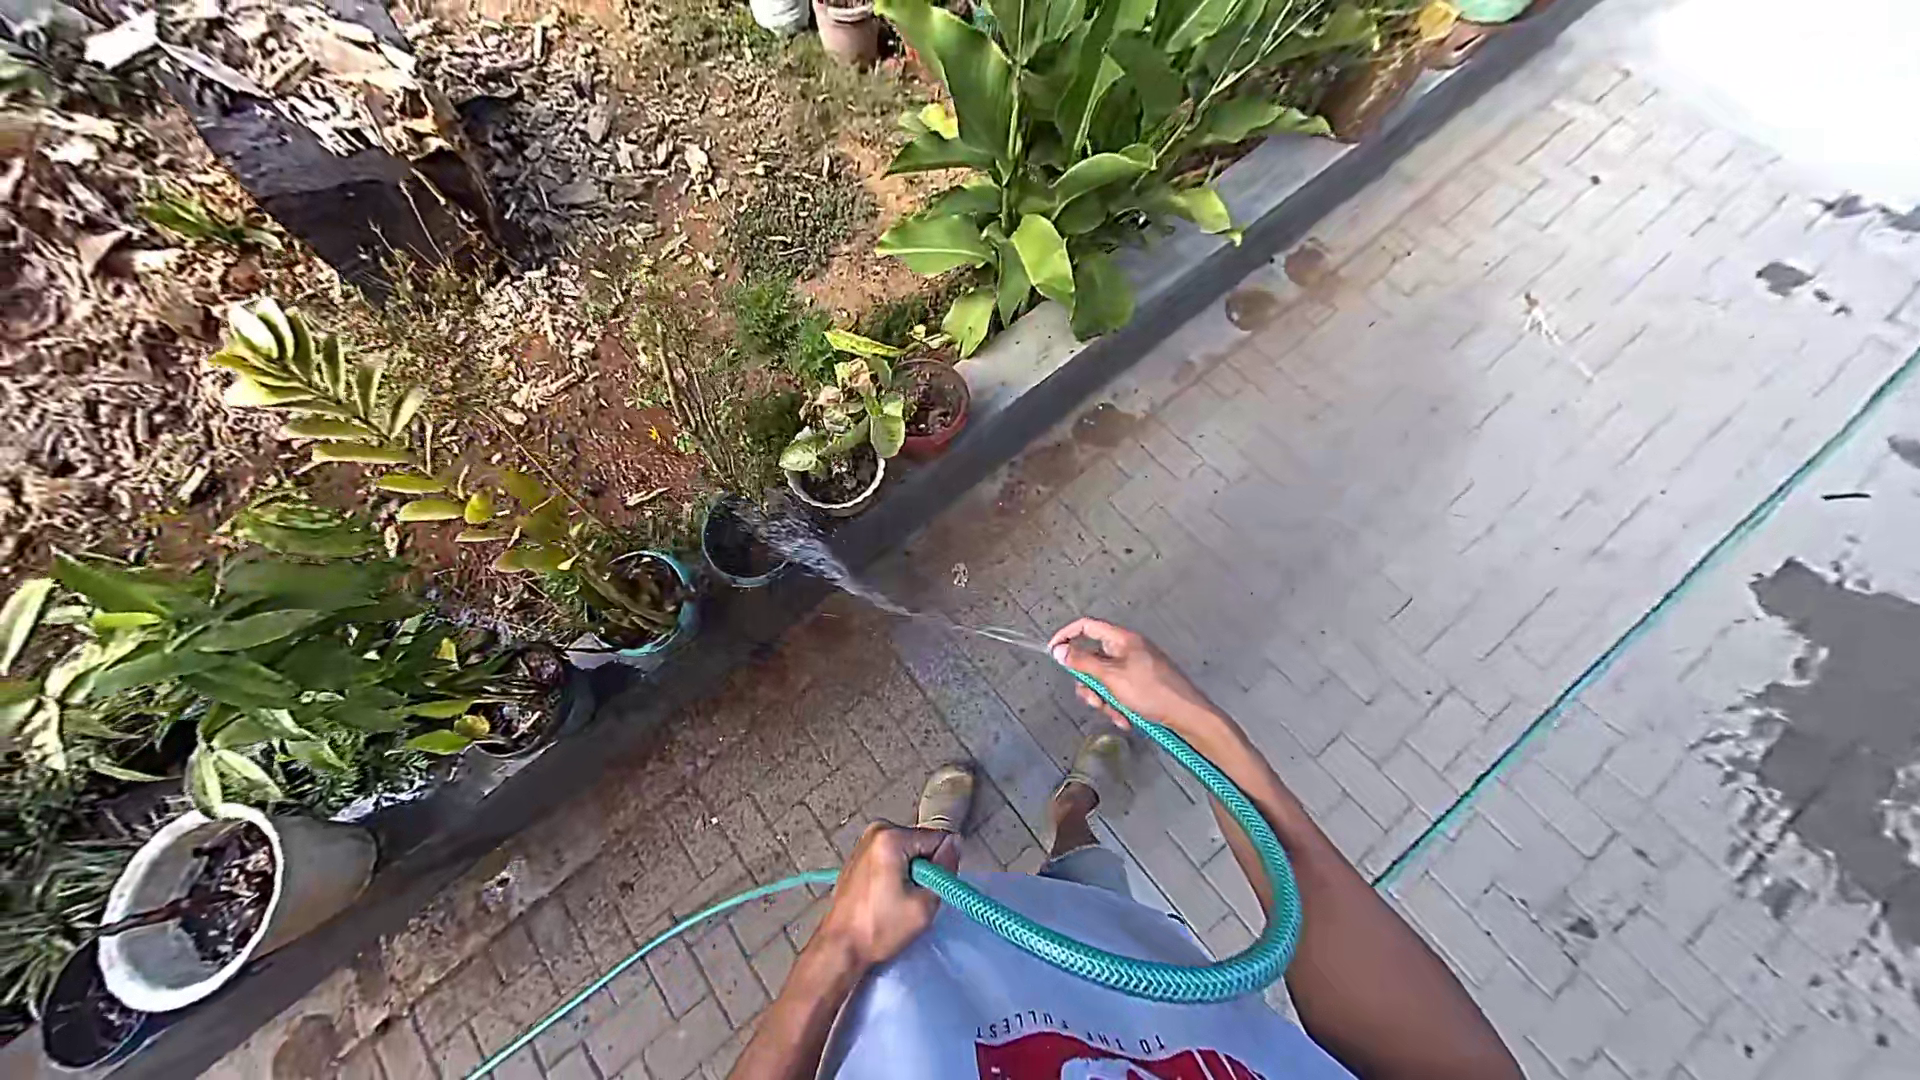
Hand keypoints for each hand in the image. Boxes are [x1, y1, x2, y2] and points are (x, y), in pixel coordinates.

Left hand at [814, 823, 959, 970]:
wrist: (838, 948)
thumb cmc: (879, 929)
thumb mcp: (923, 905)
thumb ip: (945, 869)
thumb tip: (956, 843)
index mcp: (891, 836)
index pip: (937, 839)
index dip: (940, 866)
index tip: (928, 891)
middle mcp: (877, 829)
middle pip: (921, 843)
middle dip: (924, 868)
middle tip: (912, 899)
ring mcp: (866, 840)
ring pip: (908, 850)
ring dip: (910, 871)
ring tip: (897, 900)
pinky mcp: (860, 852)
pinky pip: (892, 854)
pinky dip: (896, 872)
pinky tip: (885, 896)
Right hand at [1048, 618, 1222, 738]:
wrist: (1187, 715)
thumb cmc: (1150, 691)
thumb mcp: (1111, 678)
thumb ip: (1082, 663)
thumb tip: (1058, 650)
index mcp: (1121, 639)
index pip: (1086, 626)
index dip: (1066, 636)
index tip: (1053, 652)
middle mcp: (1127, 649)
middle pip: (1092, 659)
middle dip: (1089, 683)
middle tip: (1093, 699)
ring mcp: (1135, 667)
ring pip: (1103, 680)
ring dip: (1104, 699)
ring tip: (1116, 713)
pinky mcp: (1141, 684)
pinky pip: (1118, 691)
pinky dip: (1117, 705)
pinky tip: (1126, 718)